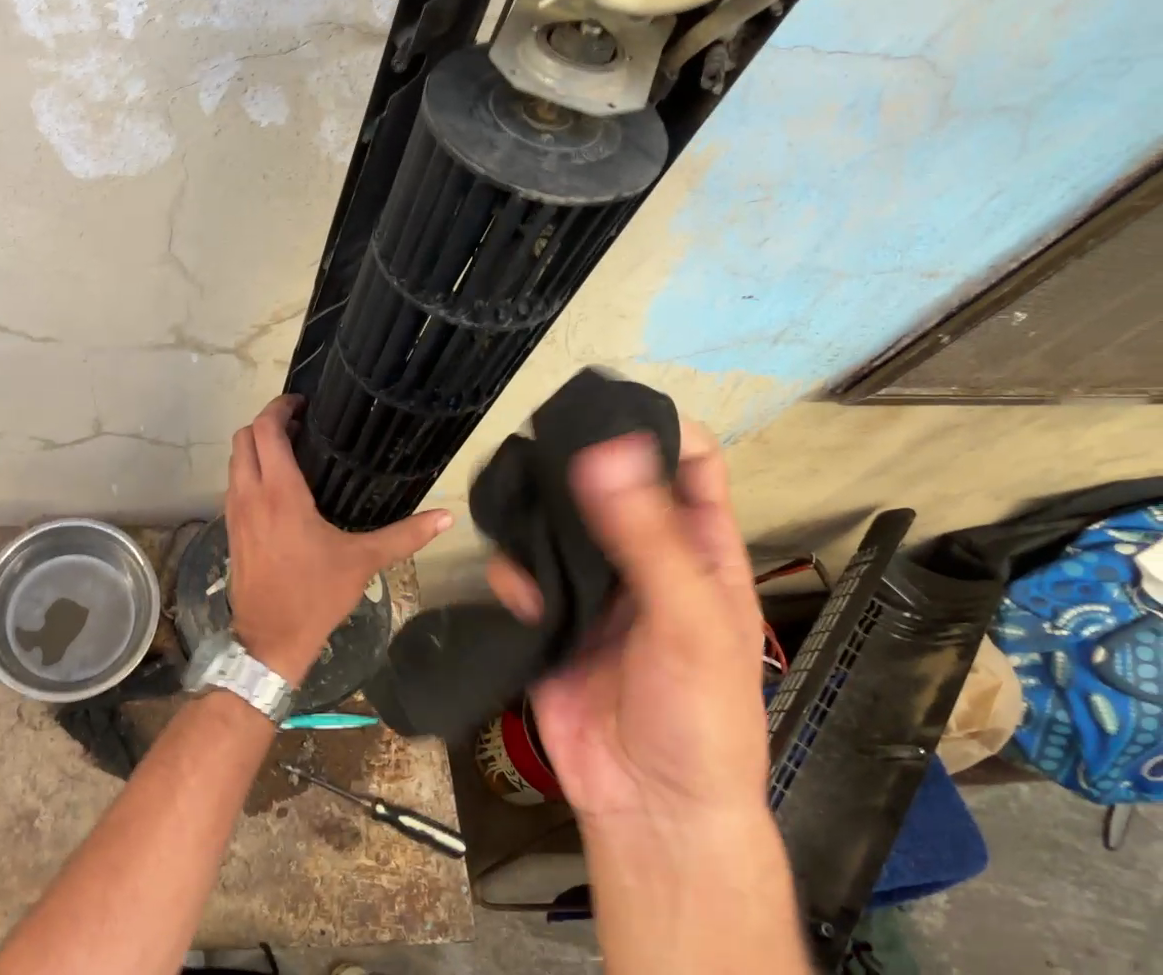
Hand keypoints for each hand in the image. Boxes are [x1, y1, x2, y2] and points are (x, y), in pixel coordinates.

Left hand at [225, 395, 453, 684]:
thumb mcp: (362, 562)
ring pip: (234, 461)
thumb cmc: (315, 596)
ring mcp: (234, 512)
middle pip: (242, 438)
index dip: (279, 408)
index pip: (265, 432)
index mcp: (280, 494)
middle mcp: (250, 495)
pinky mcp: (230, 529)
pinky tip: (277, 484)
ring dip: (254, 447)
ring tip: (290, 448)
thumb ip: (404, 535)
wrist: (269, 640)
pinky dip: (249, 471)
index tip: (302, 403)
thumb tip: (446, 517)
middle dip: (265, 422)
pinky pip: (233, 484)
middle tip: (299, 422)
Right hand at [486, 422, 770, 828]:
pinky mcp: (551, 623)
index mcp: (700, 553)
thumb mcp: (686, 621)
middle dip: (576, 468)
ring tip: (516, 518)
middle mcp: (644, 563)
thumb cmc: (698, 717)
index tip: (605, 410)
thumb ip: (647, 538)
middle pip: (609, 490)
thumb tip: (606, 452)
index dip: (659, 430)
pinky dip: (513, 577)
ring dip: (536, 523)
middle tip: (535, 447)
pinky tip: (516, 594)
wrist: (646, 803)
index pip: (690, 467)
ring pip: (557, 530)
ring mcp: (594, 593)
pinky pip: (523, 578)